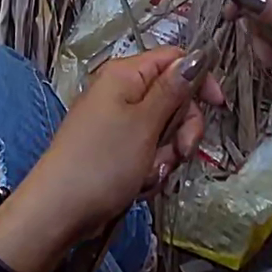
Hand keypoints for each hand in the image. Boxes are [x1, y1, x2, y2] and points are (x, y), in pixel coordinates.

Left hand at [0, 47, 223, 271]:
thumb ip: (175, 88)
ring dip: (167, 153)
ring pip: (165, 128)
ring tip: (151, 173)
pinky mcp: (115, 148)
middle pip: (174, 96)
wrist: (54, 216)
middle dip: (183, 128)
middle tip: (181, 152)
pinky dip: (151, 166)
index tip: (217, 107)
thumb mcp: (146, 123)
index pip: (176, 59)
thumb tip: (199, 55)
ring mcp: (117, 121)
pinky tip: (140, 183)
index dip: (200, 79)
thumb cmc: (101, 163)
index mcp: (125, 74)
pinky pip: (149, 149)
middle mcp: (122, 91)